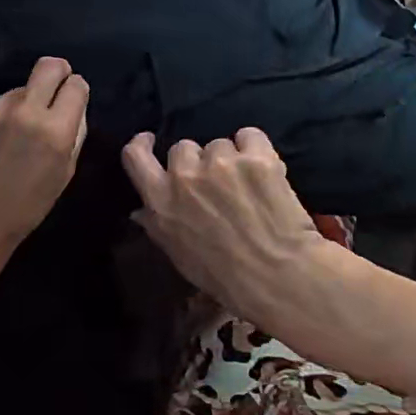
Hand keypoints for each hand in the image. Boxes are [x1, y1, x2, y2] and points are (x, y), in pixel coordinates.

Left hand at [0, 57, 89, 252]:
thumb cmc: (31, 202)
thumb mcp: (67, 169)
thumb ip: (75, 130)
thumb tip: (75, 103)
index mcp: (54, 130)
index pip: (76, 84)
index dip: (77, 90)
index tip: (73, 99)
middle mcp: (24, 111)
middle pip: (48, 65)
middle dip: (57, 72)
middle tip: (55, 88)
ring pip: (21, 87)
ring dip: (25, 102)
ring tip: (17, 133)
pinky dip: (3, 114)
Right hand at [121, 127, 358, 326]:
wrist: (281, 277)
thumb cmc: (225, 276)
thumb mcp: (178, 255)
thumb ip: (158, 224)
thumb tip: (141, 210)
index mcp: (160, 200)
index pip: (135, 156)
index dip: (141, 143)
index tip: (150, 139)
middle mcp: (185, 175)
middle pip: (183, 147)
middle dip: (196, 161)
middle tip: (215, 183)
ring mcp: (220, 163)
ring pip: (219, 144)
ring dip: (228, 159)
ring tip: (246, 184)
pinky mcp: (256, 157)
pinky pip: (249, 137)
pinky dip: (255, 149)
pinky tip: (264, 169)